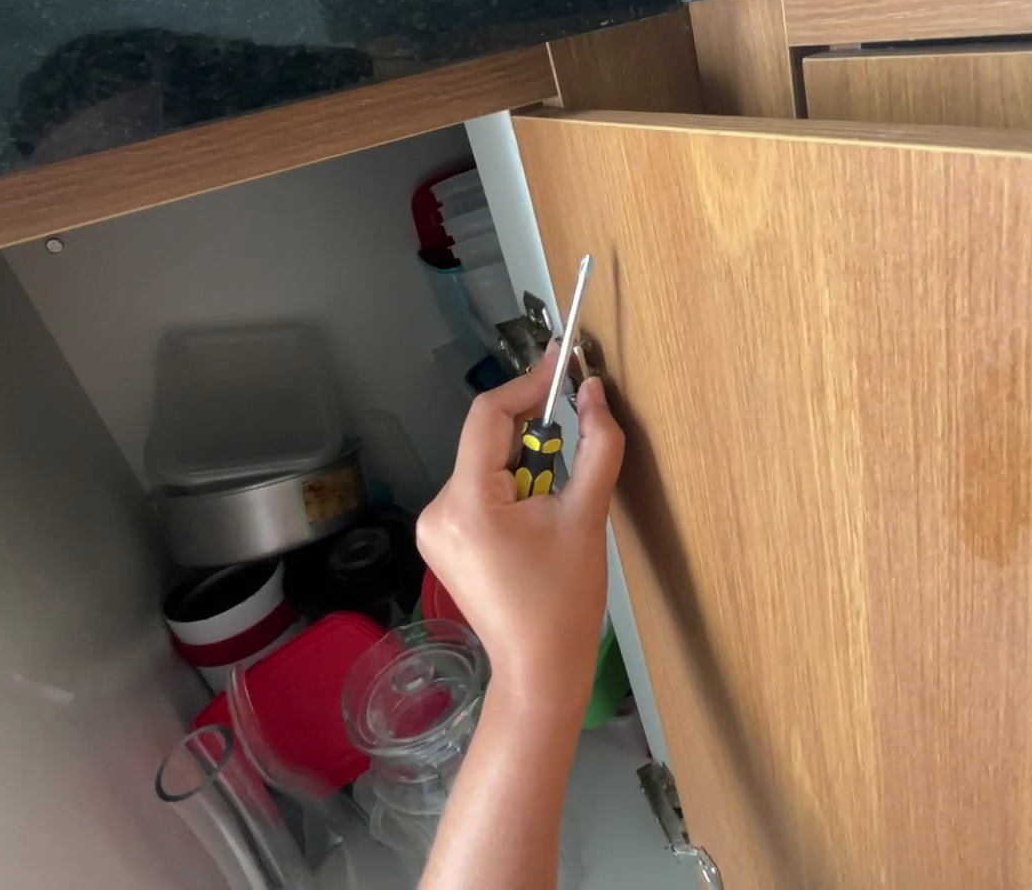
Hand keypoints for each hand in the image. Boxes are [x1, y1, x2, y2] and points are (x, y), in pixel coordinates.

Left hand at [417, 345, 626, 708]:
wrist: (539, 669)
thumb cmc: (566, 598)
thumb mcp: (587, 515)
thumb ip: (597, 445)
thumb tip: (593, 391)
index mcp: (466, 502)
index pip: (489, 416)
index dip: (528, 385)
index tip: (563, 364)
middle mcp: (437, 508)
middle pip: (488, 440)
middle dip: (534, 431)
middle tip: (576, 433)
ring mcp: (435, 527)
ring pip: (486, 464)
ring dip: (526, 461)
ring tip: (558, 498)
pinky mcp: (444, 539)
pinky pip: (479, 489)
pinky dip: (512, 484)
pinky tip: (537, 516)